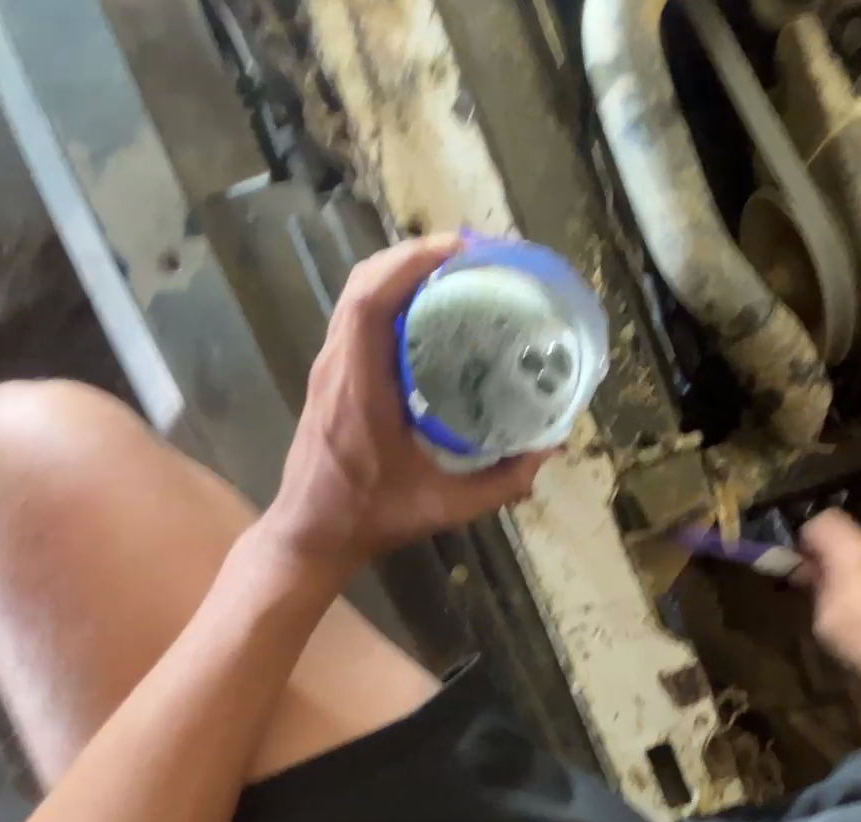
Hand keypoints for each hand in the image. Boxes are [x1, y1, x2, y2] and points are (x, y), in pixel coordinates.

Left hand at [266, 235, 547, 570]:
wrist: (311, 532)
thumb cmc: (374, 517)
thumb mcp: (448, 506)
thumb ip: (503, 481)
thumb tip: (550, 449)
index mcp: (360, 388)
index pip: (371, 302)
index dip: (412, 264)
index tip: (461, 249)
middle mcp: (338, 365)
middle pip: (364, 282)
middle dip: (414, 255)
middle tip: (471, 254)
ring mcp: (329, 367)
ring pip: (357, 294)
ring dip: (401, 270)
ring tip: (455, 270)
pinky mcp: (332, 375)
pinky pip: (357, 315)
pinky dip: (390, 295)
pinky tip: (429, 308)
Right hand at [800, 509, 860, 691]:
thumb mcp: (825, 619)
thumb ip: (815, 585)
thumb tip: (808, 570)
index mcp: (856, 552)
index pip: (824, 520)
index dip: (807, 538)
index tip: (801, 562)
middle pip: (846, 536)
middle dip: (829, 555)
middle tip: (819, 584)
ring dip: (851, 567)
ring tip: (846, 601)